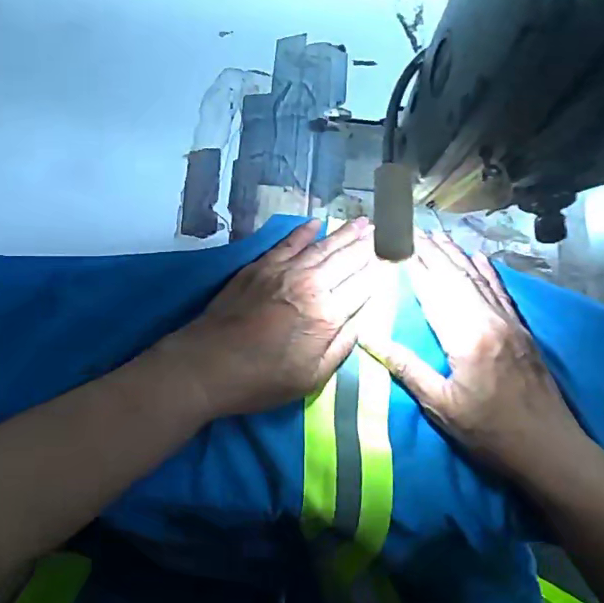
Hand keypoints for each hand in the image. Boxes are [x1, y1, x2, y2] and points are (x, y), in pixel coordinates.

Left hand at [152, 218, 381, 417]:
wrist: (205, 365)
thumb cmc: (260, 381)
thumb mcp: (311, 378)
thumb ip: (341, 346)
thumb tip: (363, 318)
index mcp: (327, 314)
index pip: (365, 284)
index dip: (382, 269)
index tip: (398, 256)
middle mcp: (310, 284)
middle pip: (347, 259)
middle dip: (369, 244)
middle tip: (387, 229)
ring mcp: (282, 272)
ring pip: (321, 247)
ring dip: (344, 233)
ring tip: (364, 222)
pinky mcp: (258, 267)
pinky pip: (288, 243)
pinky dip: (304, 232)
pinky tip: (317, 223)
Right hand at [363, 230, 603, 490]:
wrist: (551, 450)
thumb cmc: (490, 432)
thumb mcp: (441, 405)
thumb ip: (406, 368)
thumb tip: (369, 338)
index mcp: (467, 336)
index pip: (433, 290)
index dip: (413, 265)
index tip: (393, 244)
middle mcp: (490, 320)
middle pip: (456, 277)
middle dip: (431, 252)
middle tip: (409, 231)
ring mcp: (510, 323)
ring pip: (478, 279)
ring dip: (456, 255)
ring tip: (436, 236)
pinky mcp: (522, 331)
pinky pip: (500, 291)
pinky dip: (486, 271)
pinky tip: (478, 258)